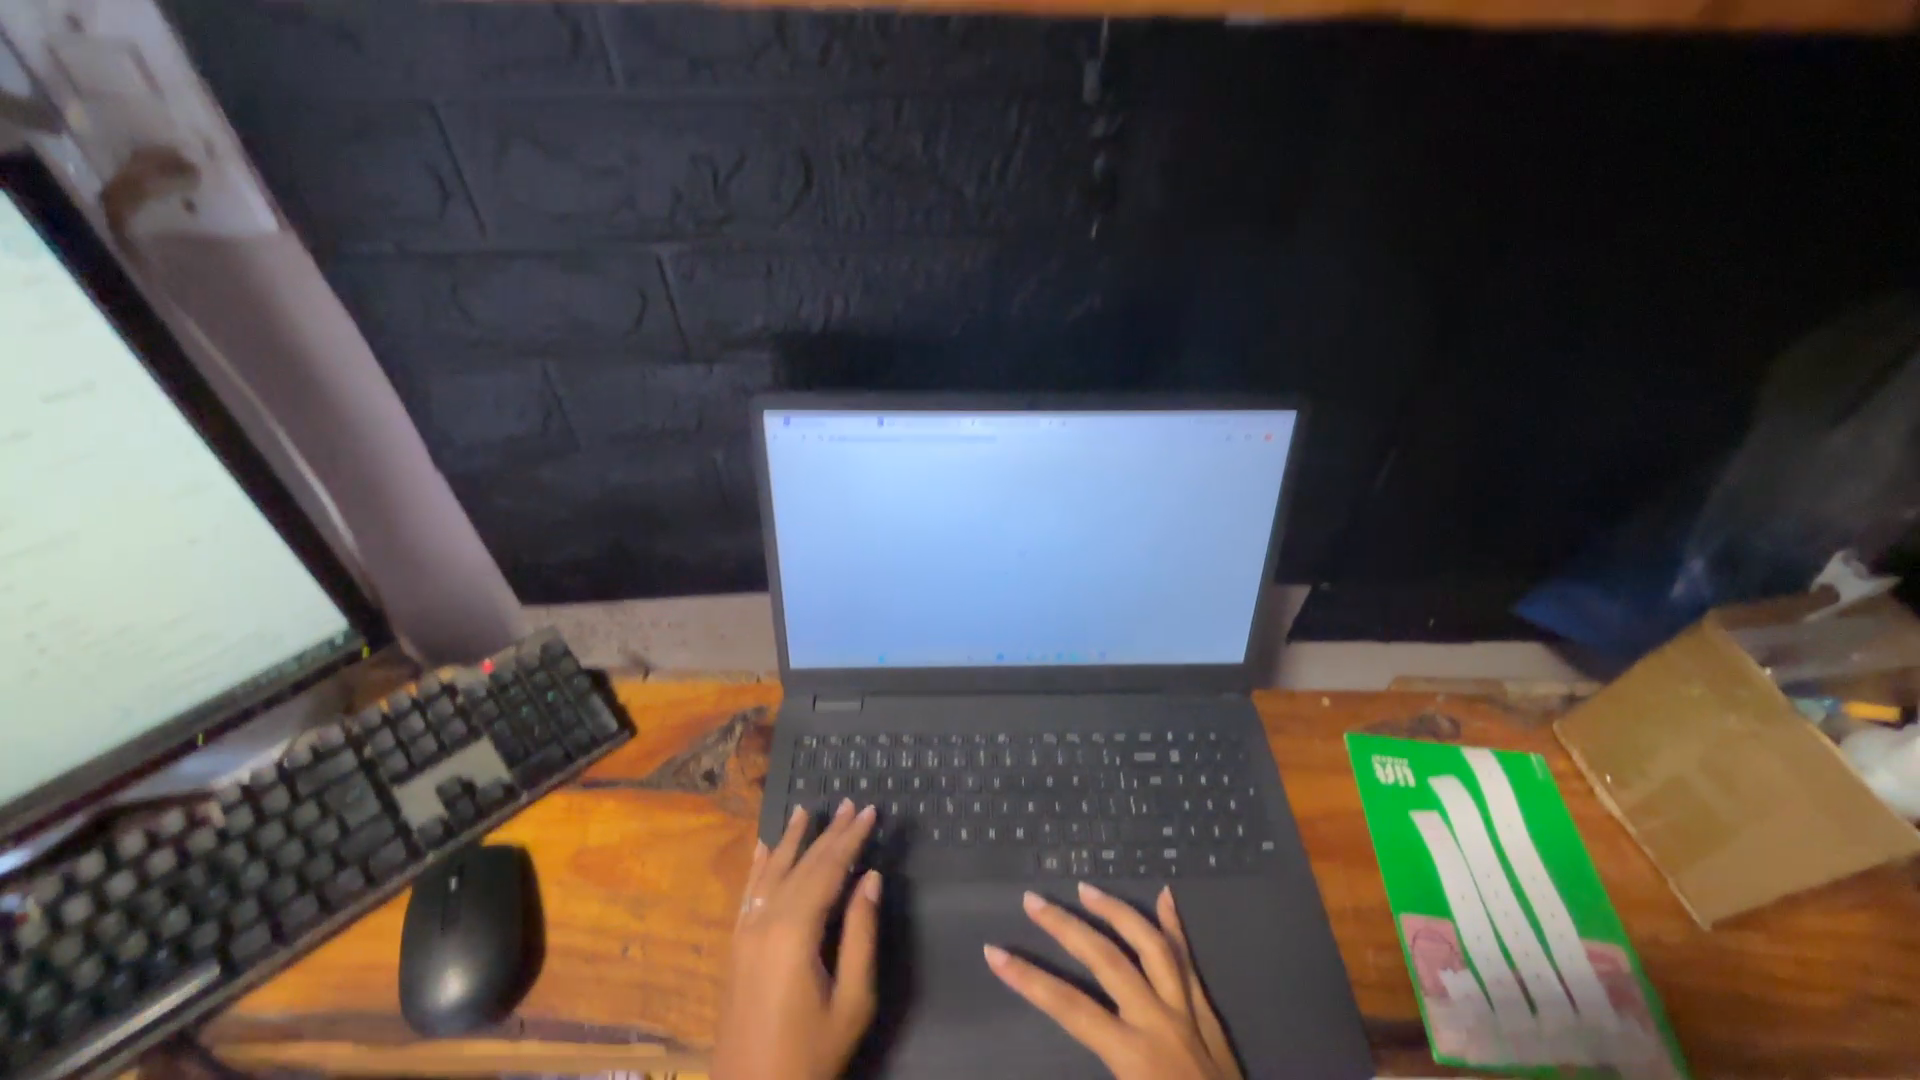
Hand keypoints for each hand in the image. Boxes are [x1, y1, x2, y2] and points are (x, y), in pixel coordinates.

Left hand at [712, 799, 880, 1079]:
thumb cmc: (812, 1052)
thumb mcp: (852, 1000)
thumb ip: (861, 934)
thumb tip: (871, 878)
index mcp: (795, 931)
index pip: (828, 869)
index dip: (850, 838)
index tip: (868, 810)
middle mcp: (765, 921)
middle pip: (800, 865)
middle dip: (827, 833)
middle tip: (848, 803)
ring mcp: (745, 934)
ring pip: (770, 873)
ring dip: (791, 841)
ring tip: (806, 811)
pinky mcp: (736, 948)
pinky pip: (747, 894)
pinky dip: (758, 867)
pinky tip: (762, 848)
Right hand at [985, 883, 1242, 1079]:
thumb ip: (1092, 1065)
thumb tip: (1069, 1024)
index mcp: (1132, 1054)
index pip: (1069, 1006)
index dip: (1029, 979)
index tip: (995, 952)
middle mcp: (1157, 1021)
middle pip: (1106, 960)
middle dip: (1066, 928)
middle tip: (1033, 900)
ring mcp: (1187, 1011)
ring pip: (1151, 946)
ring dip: (1117, 913)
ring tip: (1088, 889)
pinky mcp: (1208, 1014)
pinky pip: (1190, 962)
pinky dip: (1176, 927)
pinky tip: (1166, 895)